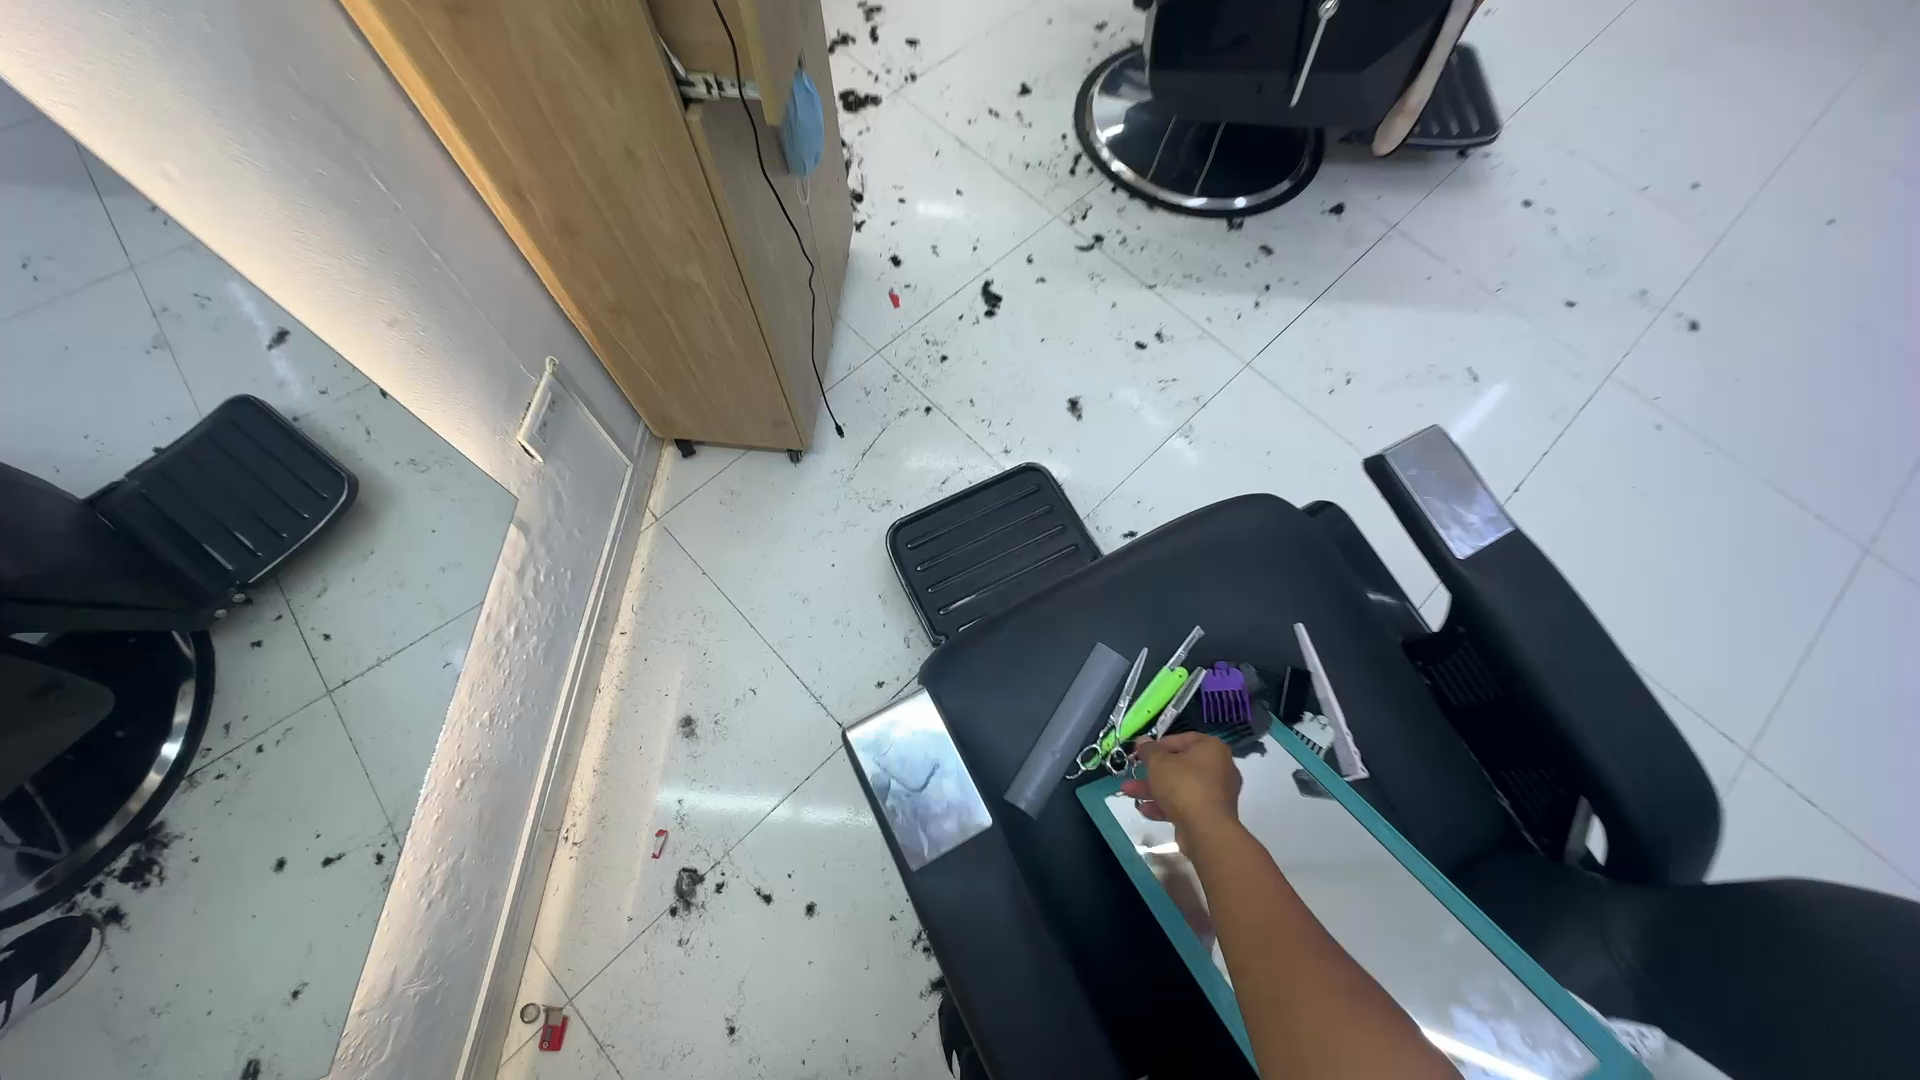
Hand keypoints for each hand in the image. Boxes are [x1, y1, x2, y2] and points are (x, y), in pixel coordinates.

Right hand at [1120, 732, 1240, 843]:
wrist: (1206, 830)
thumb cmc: (1183, 785)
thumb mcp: (1158, 762)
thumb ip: (1148, 750)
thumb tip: (1142, 740)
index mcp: (1211, 748)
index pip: (1182, 739)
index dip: (1158, 745)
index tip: (1141, 753)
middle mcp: (1219, 768)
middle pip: (1179, 766)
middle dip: (1151, 773)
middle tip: (1133, 774)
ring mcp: (1216, 793)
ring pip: (1180, 787)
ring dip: (1153, 790)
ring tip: (1129, 793)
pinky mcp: (1211, 814)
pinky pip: (1186, 804)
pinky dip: (1166, 805)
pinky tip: (1145, 810)